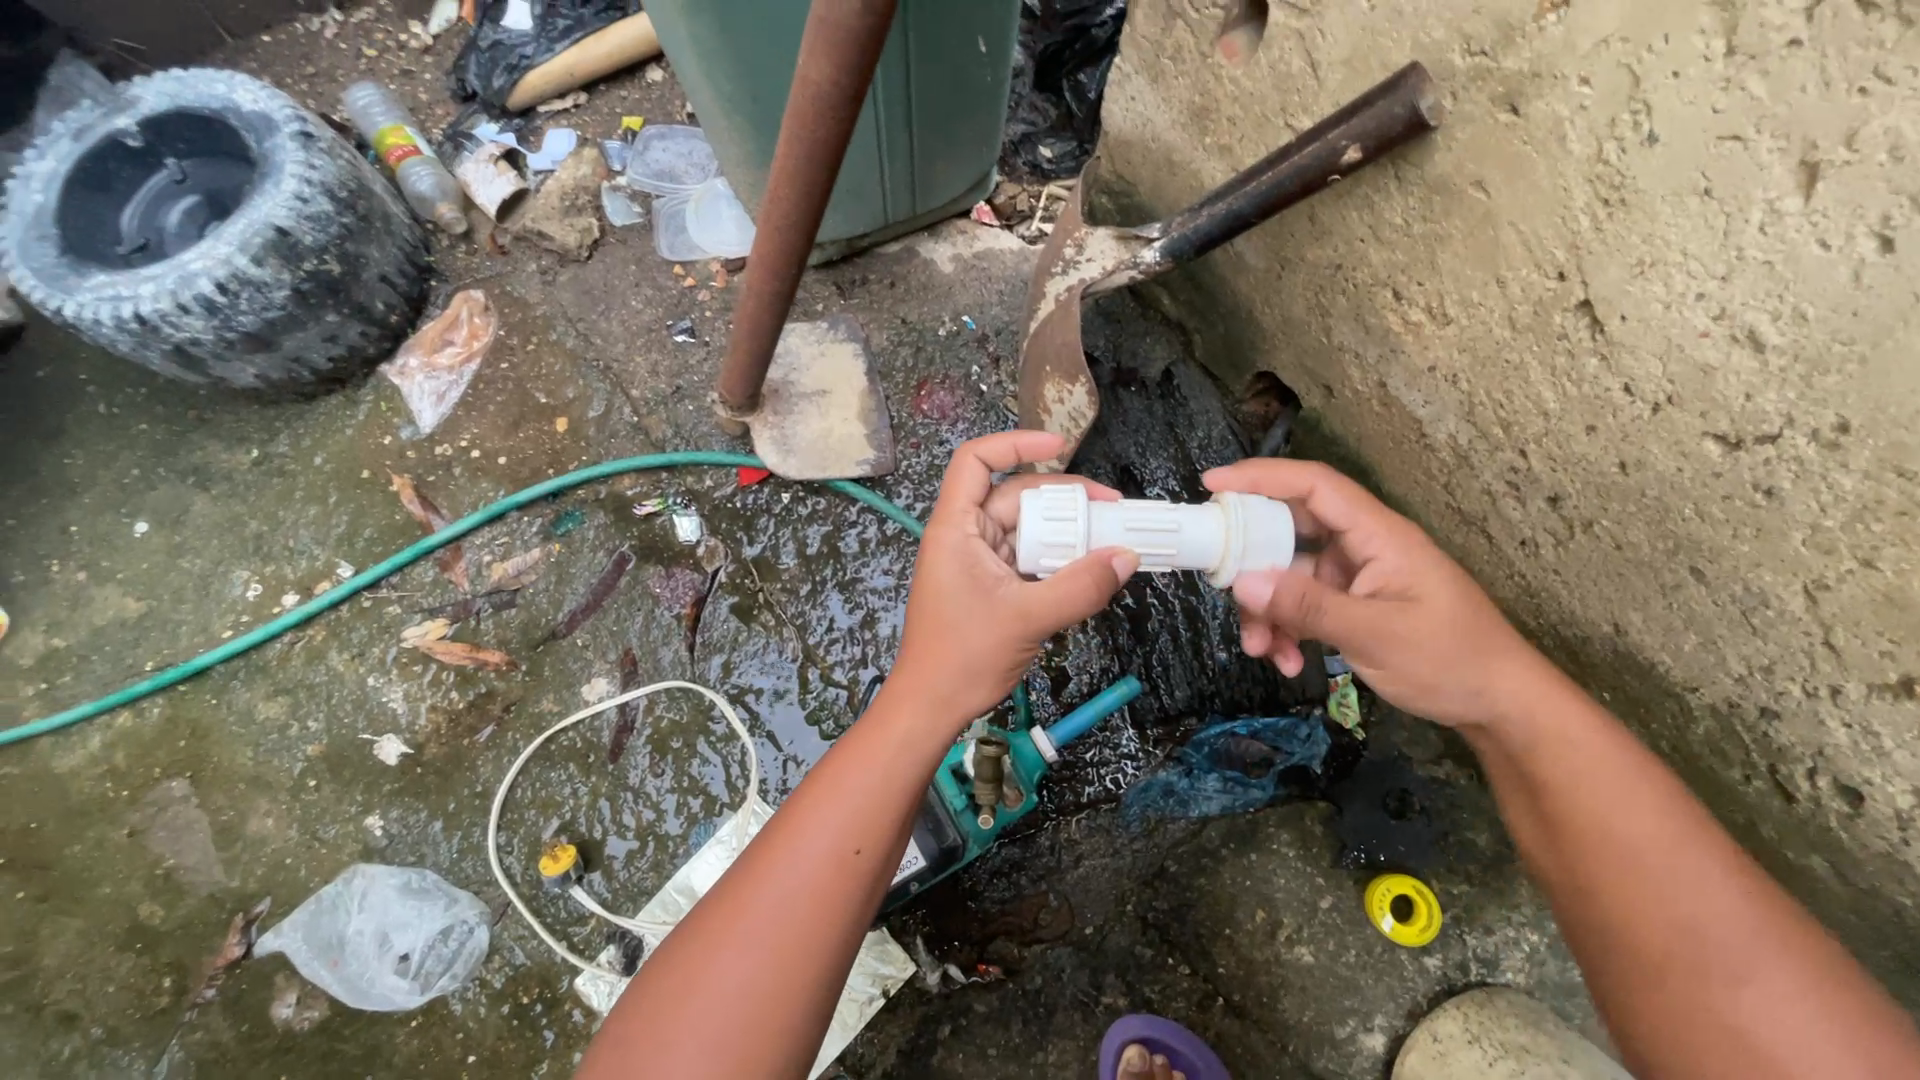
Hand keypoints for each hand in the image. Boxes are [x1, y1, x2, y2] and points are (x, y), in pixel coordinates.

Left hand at [892, 431, 1139, 724]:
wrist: (933, 706)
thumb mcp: (1026, 619)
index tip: (1061, 445)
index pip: (976, 462)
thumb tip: (1126, 558)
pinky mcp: (992, 588)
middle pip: (1016, 497)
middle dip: (1064, 498)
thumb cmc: (961, 658)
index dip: (1016, 443)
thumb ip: (1079, 587)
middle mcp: (965, 538)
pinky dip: (1058, 562)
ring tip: (1111, 540)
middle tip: (1113, 509)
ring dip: (1066, 534)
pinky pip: (1030, 561)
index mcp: (955, 529)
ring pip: (1028, 531)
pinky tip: (1089, 571)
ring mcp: (979, 564)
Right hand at [1204, 458, 1549, 729]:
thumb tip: (1242, 581)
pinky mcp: (1350, 604)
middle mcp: (1361, 547)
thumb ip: (1307, 606)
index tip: (1211, 483)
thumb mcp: (1375, 635)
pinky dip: (1284, 628)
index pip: (1313, 486)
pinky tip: (1284, 660)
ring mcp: (1354, 577)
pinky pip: (1301, 604)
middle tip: (1219, 582)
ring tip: (1260, 649)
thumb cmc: (1450, 660)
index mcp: (1377, 535)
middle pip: (1290, 530)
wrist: (1498, 705)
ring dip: (1266, 609)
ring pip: (1288, 575)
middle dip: (1252, 561)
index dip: (1261, 477)